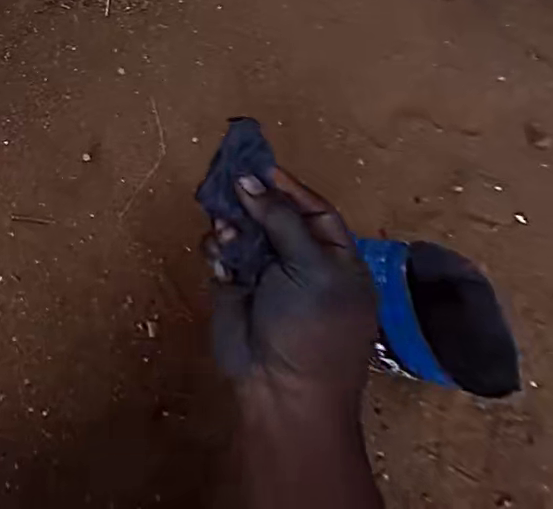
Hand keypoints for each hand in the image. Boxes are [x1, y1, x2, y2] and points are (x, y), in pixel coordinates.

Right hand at [206, 167, 377, 413]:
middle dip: (250, 198)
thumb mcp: (310, 268)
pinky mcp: (234, 282)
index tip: (259, 163)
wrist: (280, 389)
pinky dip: (218, 248)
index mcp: (334, 258)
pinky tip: (220, 256)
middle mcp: (299, 260)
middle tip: (226, 176)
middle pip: (270, 212)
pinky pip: (221, 250)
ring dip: (231, 223)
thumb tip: (248, 178)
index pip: (313, 209)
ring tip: (225, 226)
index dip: (287, 186)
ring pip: (241, 227)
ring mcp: (265, 272)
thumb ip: (279, 218)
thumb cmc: (312, 327)